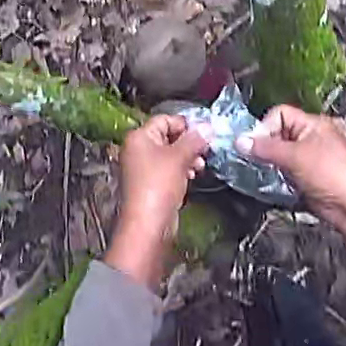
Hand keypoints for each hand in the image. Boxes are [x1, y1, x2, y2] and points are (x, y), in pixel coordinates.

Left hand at [104, 114, 208, 288]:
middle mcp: (138, 149)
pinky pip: (168, 169)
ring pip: (170, 153)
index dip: (185, 124)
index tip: (204, 133)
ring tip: (200, 165)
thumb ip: (194, 140)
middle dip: (188, 142)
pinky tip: (192, 175)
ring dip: (187, 156)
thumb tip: (207, 126)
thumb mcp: (179, 158)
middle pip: (168, 136)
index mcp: (139, 137)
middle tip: (205, 150)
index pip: (164, 120)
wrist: (148, 225)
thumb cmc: (159, 185)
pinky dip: (181, 169)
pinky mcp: (150, 183)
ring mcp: (143, 167)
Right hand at [238, 105, 345, 230]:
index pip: (279, 114)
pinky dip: (277, 177)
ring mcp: (310, 159)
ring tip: (264, 172)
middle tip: (255, 159)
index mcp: (312, 124)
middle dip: (265, 146)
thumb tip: (241, 141)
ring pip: (280, 155)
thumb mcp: (294, 156)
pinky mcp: (308, 178)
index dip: (265, 127)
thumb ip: (265, 148)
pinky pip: (285, 172)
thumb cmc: (333, 175)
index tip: (254, 143)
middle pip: (278, 134)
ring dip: (271, 163)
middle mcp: (311, 138)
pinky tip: (273, 184)